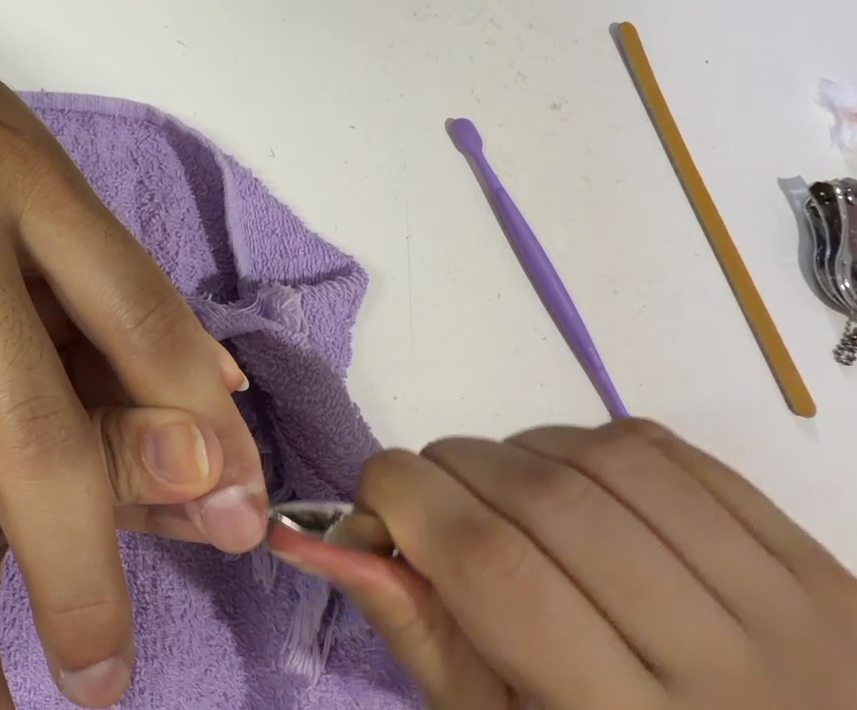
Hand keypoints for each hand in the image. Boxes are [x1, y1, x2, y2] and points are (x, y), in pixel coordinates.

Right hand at [271, 420, 856, 707]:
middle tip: (431, 503)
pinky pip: (673, 454)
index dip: (402, 499)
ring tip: (502, 495)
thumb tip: (312, 537)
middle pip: (543, 499)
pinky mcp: (828, 573)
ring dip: (516, 451)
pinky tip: (573, 486)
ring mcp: (799, 617)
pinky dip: (588, 444)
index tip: (374, 505)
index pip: (489, 562)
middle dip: (447, 468)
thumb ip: (413, 628)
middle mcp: (731, 673)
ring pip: (605, 459)